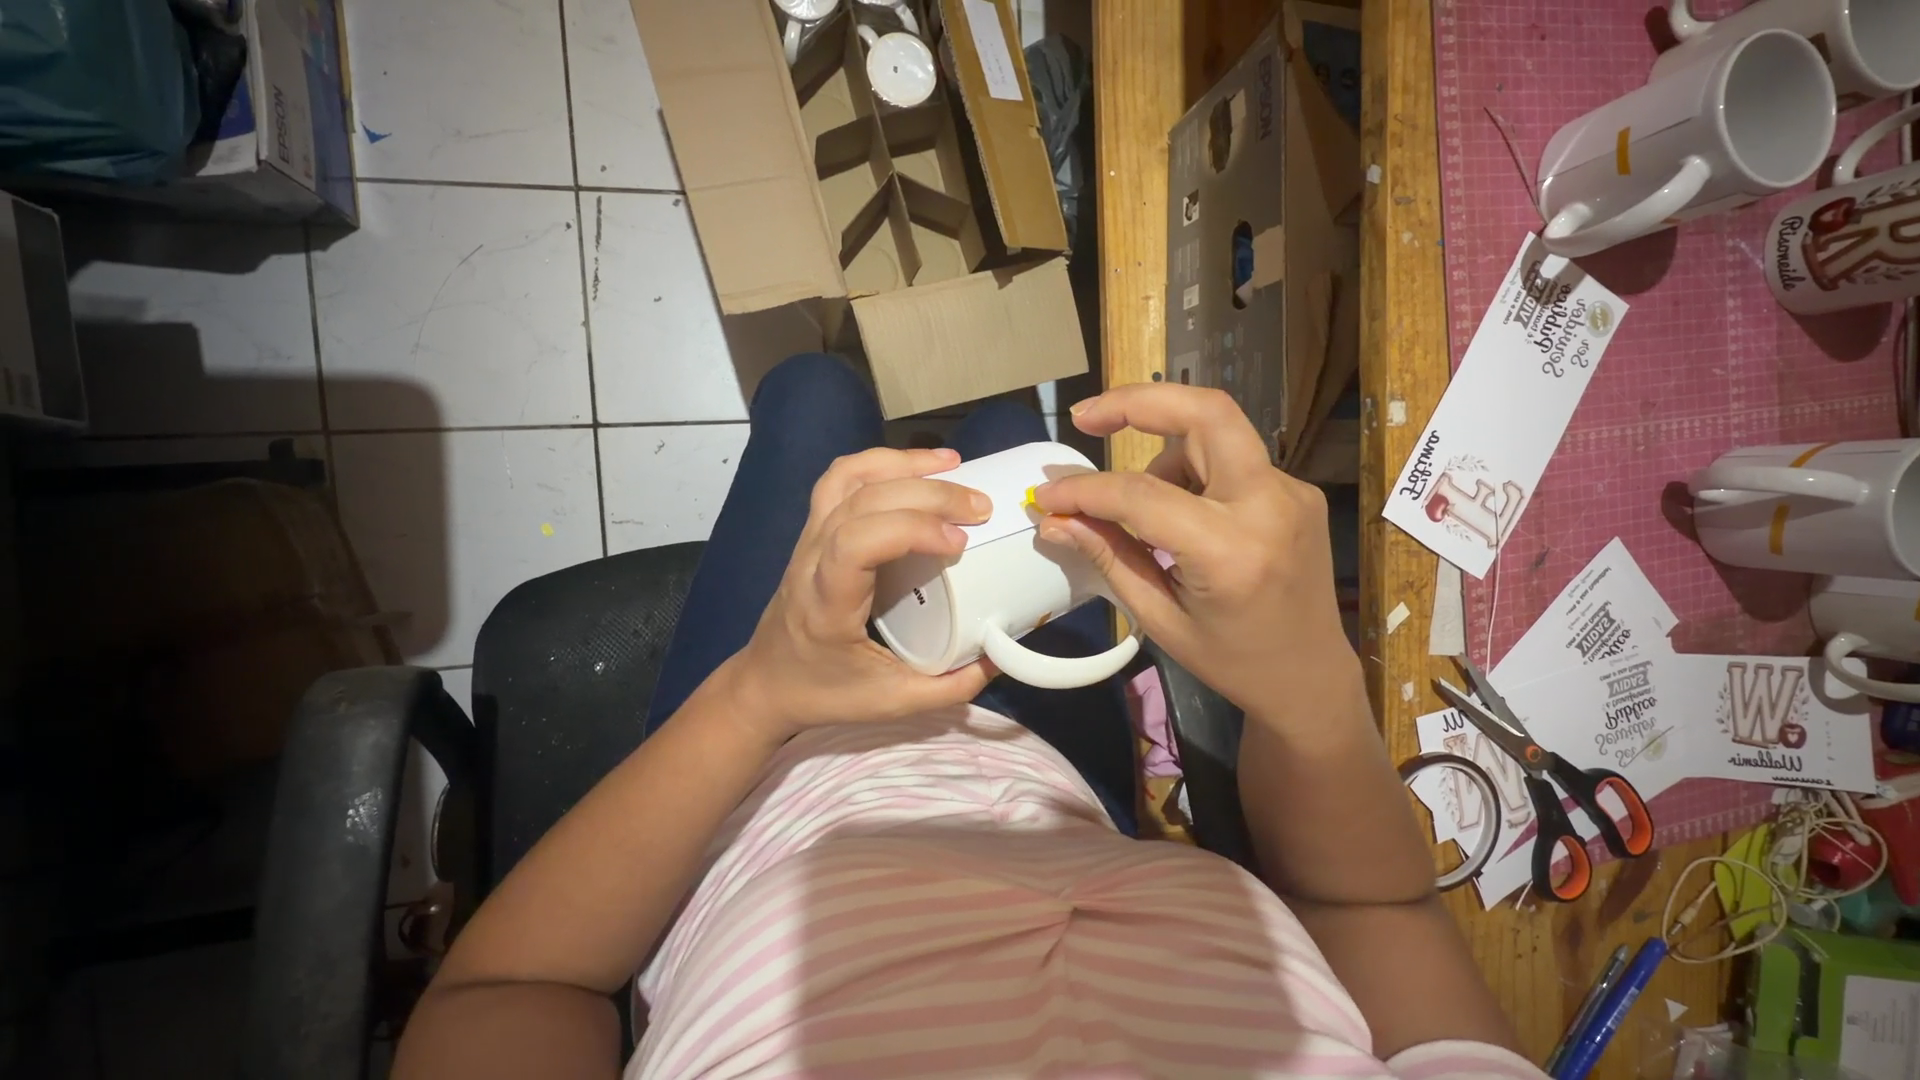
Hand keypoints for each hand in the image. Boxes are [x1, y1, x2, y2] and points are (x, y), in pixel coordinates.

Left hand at [725, 446, 994, 740]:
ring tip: (954, 465)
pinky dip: (880, 462)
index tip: (958, 545)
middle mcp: (812, 560)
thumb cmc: (826, 692)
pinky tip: (918, 465)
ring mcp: (808, 538)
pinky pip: (839, 480)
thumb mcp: (893, 703)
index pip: (856, 544)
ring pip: (847, 478)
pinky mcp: (813, 529)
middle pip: (863, 502)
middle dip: (926, 494)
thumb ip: (951, 686)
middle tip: (980, 507)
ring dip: (903, 465)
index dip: (911, 530)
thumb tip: (1001, 657)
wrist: (767, 683)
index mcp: (827, 605)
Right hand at [1031, 384, 1360, 722]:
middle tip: (1085, 415)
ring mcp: (1292, 491)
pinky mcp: (1298, 490)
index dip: (1085, 489)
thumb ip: (1108, 557)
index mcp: (1230, 552)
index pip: (1142, 496)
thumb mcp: (1160, 619)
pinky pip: (1232, 457)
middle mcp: (1270, 506)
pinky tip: (1181, 511)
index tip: (1047, 494)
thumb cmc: (1231, 660)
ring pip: (1215, 431)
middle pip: (1206, 412)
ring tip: (1138, 503)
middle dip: (1138, 400)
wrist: (1312, 677)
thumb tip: (1055, 519)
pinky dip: (1192, 470)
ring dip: (1164, 448)